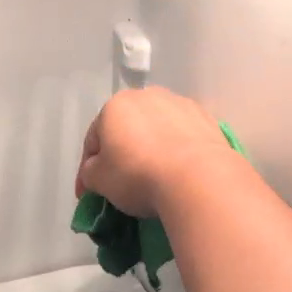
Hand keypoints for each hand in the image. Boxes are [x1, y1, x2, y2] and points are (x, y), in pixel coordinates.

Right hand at [76, 88, 236, 216]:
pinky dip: (174, 152)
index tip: (88, 195)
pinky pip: (180, 138)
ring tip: (151, 177)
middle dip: (119, 154)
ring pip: (155, 131)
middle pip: (125, 130)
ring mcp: (178, 104)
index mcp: (114, 107)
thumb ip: (90, 172)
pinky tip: (175, 172)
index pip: (92, 141)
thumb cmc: (137, 176)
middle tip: (118, 184)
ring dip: (148, 150)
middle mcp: (145, 96)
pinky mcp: (205, 119)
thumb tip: (95, 170)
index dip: (86, 171)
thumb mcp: (99, 181)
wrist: (195, 178)